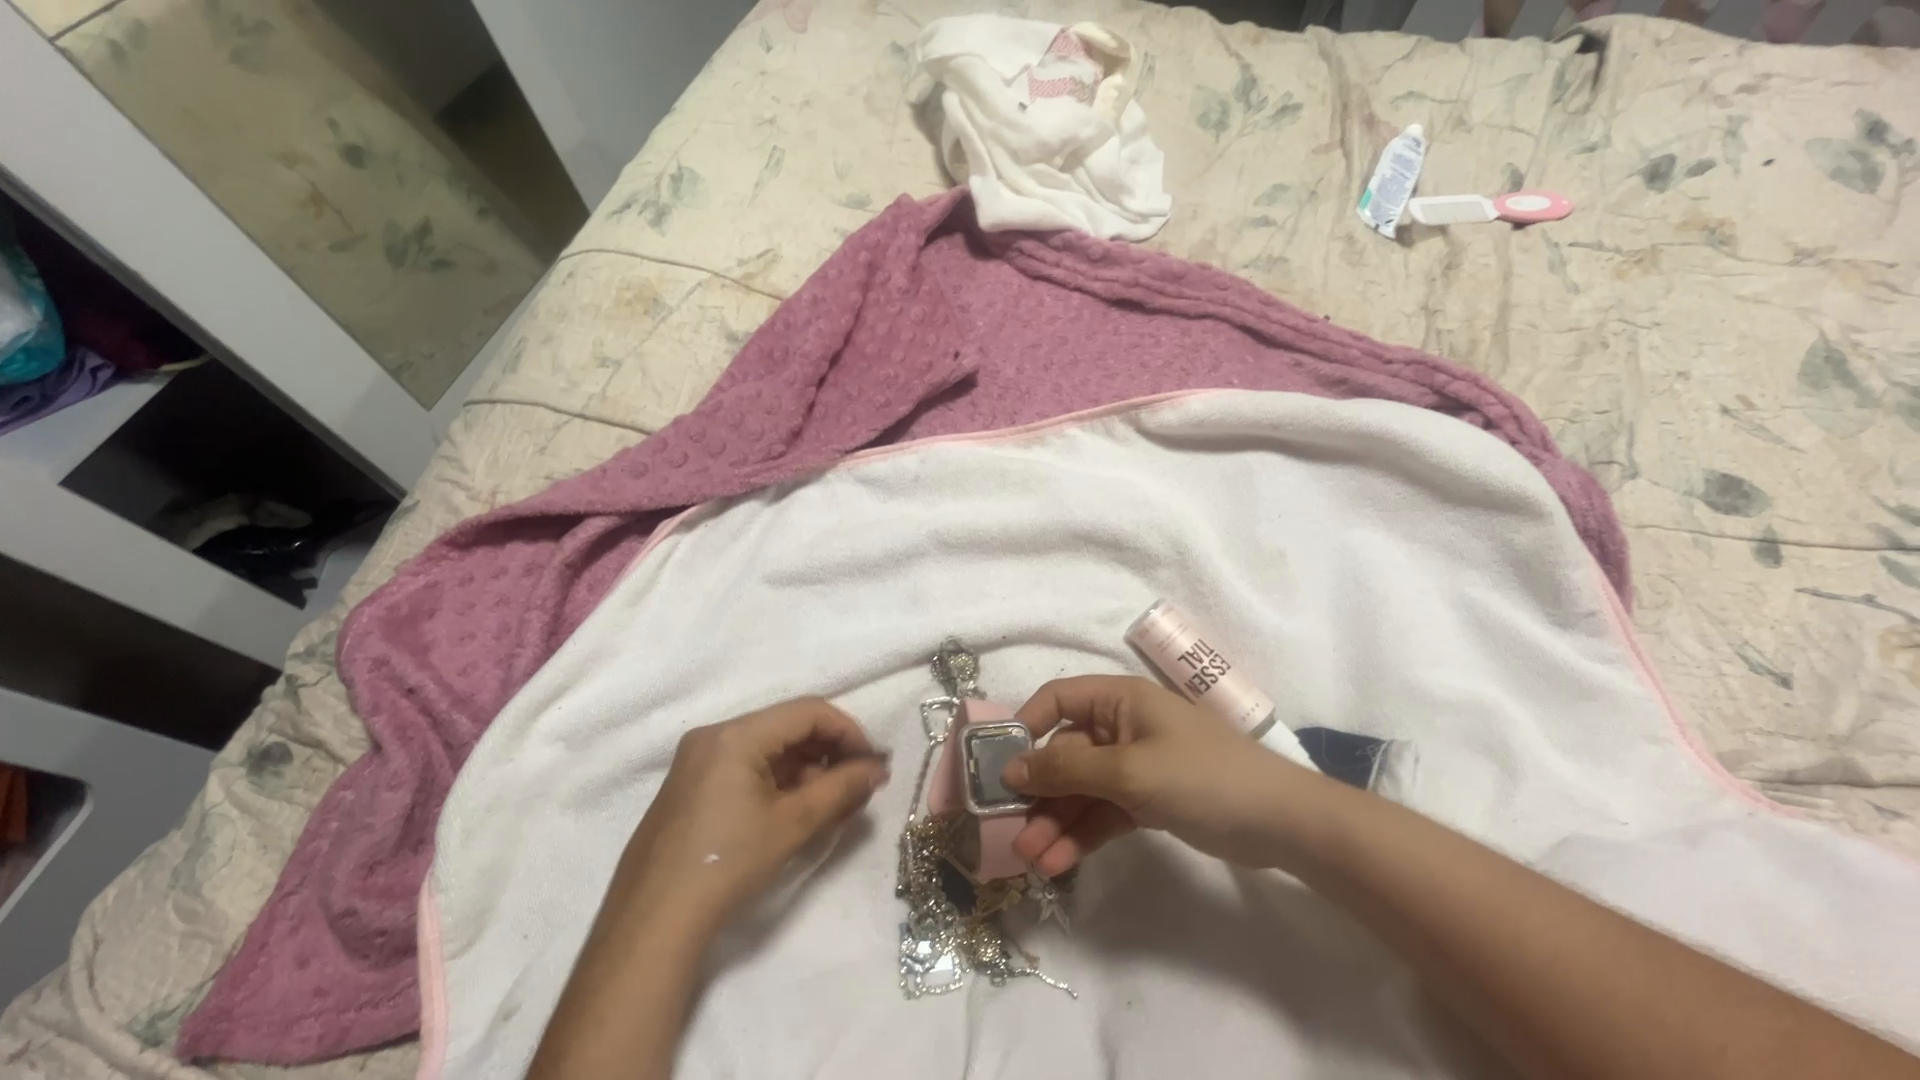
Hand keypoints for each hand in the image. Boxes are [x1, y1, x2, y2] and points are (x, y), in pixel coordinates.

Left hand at [606, 698, 889, 934]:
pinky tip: (798, 810)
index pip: (808, 711)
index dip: (849, 732)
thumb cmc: (728, 864)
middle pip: (787, 726)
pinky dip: (779, 780)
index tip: (873, 765)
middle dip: (829, 752)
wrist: (655, 918)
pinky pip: (747, 765)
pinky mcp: (692, 784)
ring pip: (769, 747)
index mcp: (736, 734)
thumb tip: (877, 769)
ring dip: (807, 769)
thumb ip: (841, 789)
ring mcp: (698, 759)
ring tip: (834, 805)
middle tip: (859, 787)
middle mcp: (714, 735)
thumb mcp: (793, 824)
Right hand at [1005, 675, 1309, 875]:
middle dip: (1039, 795)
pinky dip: (1082, 834)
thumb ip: (1066, 769)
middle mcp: (1123, 728)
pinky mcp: (1148, 801)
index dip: (1025, 727)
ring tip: (1033, 861)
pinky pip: (1103, 813)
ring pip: (1081, 790)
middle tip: (1013, 834)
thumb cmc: (1201, 777)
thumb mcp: (1128, 771)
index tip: (998, 765)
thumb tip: (1011, 769)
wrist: (1280, 822)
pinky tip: (1060, 862)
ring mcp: (1136, 767)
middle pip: (1065, 754)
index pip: (1057, 700)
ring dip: (1056, 822)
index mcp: (1120, 700)